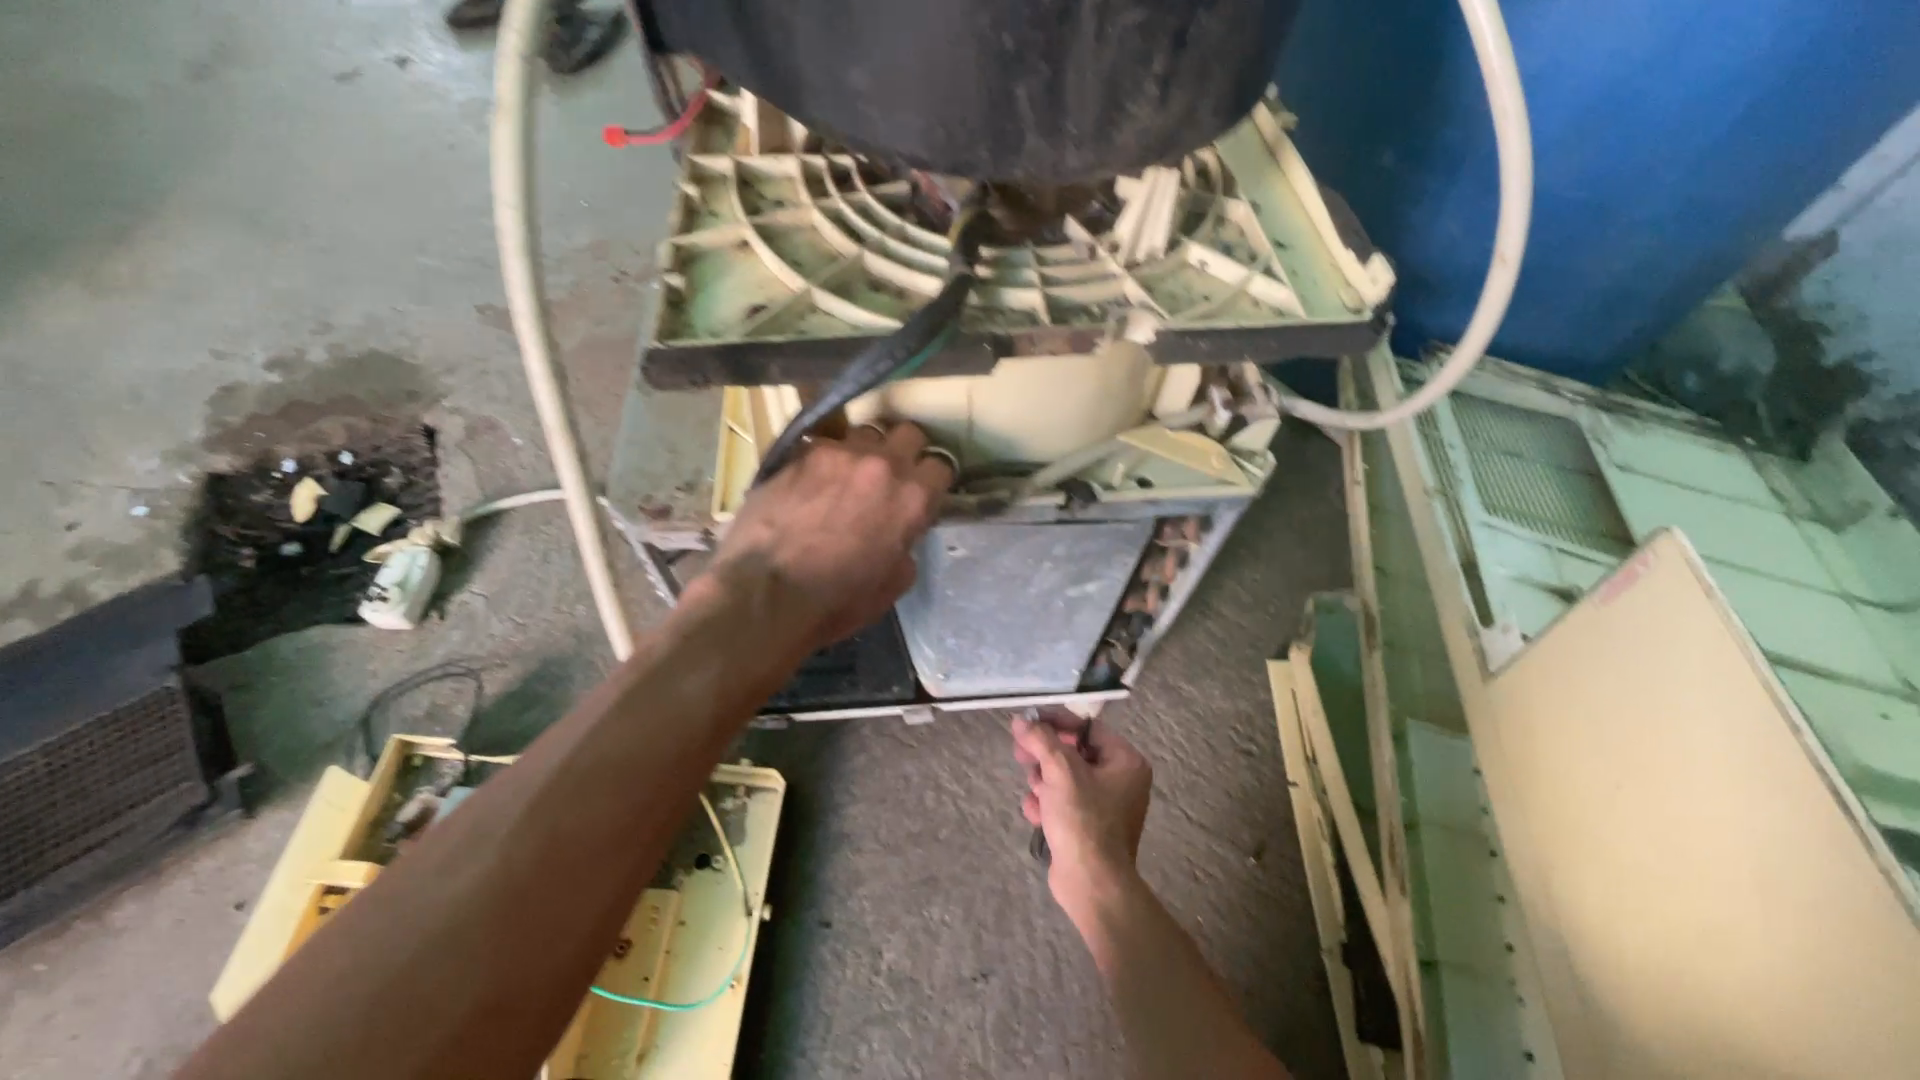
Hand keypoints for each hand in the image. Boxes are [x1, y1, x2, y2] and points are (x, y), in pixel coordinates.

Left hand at [702, 421, 952, 652]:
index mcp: (913, 499)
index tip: (923, 493)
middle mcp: (882, 465)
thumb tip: (899, 532)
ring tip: (848, 476)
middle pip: (908, 434)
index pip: (941, 466)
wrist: (766, 593)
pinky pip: (823, 445)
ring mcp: (839, 453)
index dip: (932, 480)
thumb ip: (906, 544)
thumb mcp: (893, 584)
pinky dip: (824, 461)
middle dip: (904, 451)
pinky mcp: (800, 452)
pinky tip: (810, 483)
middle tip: (891, 476)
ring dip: (864, 451)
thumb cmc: (836, 601)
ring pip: (864, 433)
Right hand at [1012, 710, 1152, 922]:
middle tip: (1020, 756)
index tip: (1026, 722)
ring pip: (1063, 778)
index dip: (1055, 722)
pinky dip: (1047, 805)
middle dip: (1044, 757)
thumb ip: (1041, 740)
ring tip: (1036, 794)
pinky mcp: (1088, 826)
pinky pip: (1062, 802)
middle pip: (1072, 752)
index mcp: (1125, 761)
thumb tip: (1022, 720)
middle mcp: (1120, 780)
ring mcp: (1105, 805)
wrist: (1091, 883)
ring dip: (1042, 783)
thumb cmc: (1083, 820)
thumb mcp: (1061, 772)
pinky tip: (1037, 816)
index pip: (1087, 728)